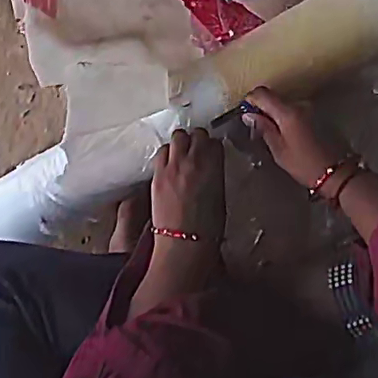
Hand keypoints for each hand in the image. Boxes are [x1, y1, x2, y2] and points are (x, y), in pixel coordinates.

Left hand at [129, 128, 224, 316]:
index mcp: (213, 166)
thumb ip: (214, 174)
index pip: (214, 142)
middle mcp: (192, 161)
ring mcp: (172, 167)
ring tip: (182, 155)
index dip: (213, 147)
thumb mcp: (220, 196)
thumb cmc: (209, 227)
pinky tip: (170, 165)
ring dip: (181, 144)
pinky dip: (167, 155)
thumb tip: (210, 167)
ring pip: (176, 138)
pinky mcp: (157, 175)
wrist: (184, 242)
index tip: (212, 152)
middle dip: (197, 140)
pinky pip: (161, 153)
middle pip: (194, 134)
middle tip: (197, 150)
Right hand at [242, 88, 344, 189]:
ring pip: (284, 103)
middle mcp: (299, 104)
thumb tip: (248, 114)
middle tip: (257, 126)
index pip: (262, 93)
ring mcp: (310, 107)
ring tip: (273, 132)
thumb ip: (263, 128)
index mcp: (287, 112)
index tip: (246, 112)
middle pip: (273, 97)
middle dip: (262, 108)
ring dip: (275, 113)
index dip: (251, 100)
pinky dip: (287, 116)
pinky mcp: (317, 113)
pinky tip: (288, 133)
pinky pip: (295, 109)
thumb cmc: (304, 164)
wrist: (335, 172)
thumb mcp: (278, 149)